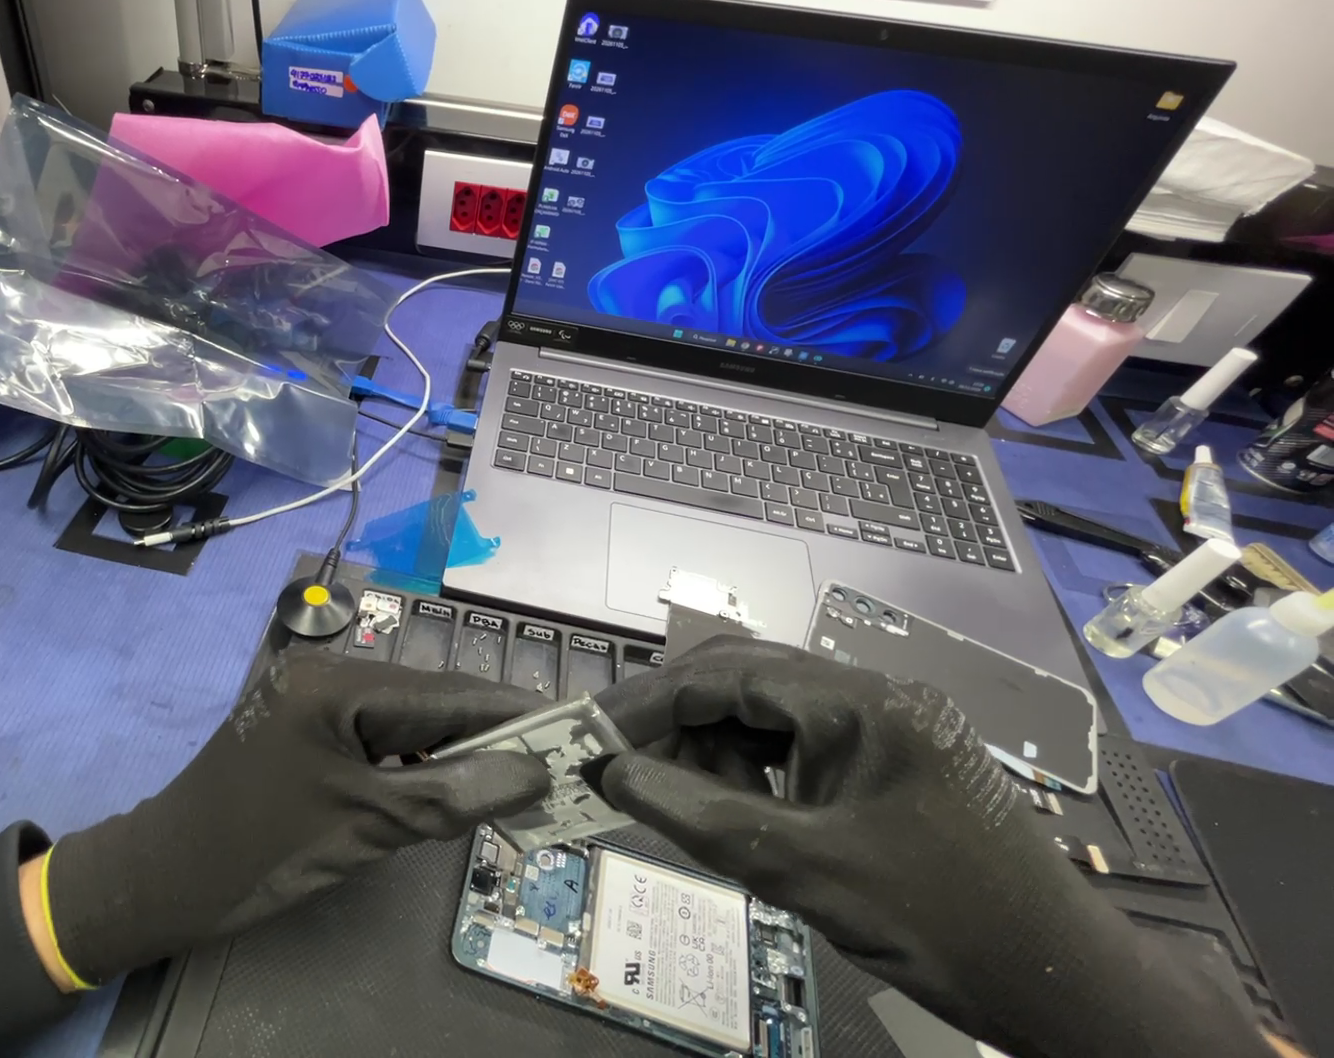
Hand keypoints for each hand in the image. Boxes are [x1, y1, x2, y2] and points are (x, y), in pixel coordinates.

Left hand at [39, 647, 549, 985]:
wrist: (165, 876)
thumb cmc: (261, 851)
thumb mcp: (366, 827)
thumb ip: (454, 794)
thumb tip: (535, 773)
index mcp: (336, 683)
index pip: (444, 691)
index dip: (511, 713)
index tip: (572, 727)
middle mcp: (327, 673)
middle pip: (427, 698)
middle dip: (486, 732)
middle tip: (549, 762)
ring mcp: (313, 695)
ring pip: (404, 716)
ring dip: (453, 746)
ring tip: (510, 776)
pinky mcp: (307, 722)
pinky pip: (375, 732)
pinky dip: (414, 757)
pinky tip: (445, 781)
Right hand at [593, 636, 1267, 1057]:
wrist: (1067, 988)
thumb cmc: (937, 922)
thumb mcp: (799, 869)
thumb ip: (693, 812)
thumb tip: (610, 772)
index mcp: (858, 702)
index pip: (726, 673)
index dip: (650, 700)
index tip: (594, 733)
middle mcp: (866, 692)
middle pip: (740, 678)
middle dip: (675, 718)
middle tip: (622, 759)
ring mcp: (876, 721)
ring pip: (760, 708)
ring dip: (710, 745)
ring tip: (684, 796)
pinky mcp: (879, 753)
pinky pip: (790, 739)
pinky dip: (747, 765)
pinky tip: (732, 802)